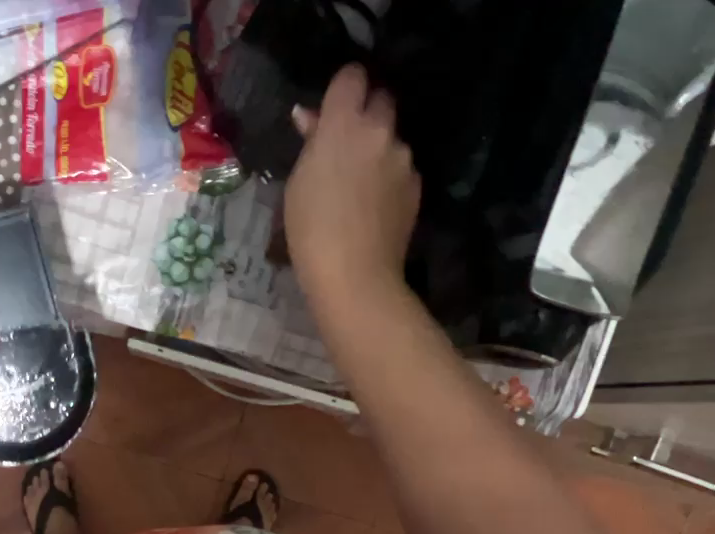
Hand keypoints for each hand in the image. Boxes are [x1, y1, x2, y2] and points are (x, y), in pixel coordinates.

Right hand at [283, 64, 420, 300]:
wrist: (355, 275)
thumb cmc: (311, 231)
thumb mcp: (297, 184)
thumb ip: (310, 144)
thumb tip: (311, 119)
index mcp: (344, 124)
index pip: (352, 77)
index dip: (342, 89)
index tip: (332, 109)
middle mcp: (380, 131)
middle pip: (380, 99)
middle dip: (366, 113)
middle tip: (346, 144)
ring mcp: (403, 157)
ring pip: (391, 138)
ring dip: (378, 150)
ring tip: (359, 186)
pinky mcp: (416, 185)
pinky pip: (401, 168)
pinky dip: (389, 178)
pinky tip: (374, 207)